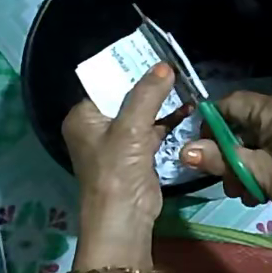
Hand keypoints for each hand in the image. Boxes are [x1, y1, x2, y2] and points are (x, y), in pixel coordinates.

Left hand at [62, 63, 181, 244]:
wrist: (124, 218)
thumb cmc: (117, 169)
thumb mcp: (131, 127)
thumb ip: (148, 94)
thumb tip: (164, 66)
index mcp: (83, 117)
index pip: (105, 84)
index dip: (128, 69)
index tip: (153, 54)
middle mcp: (97, 127)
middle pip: (125, 97)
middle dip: (150, 84)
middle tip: (174, 66)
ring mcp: (118, 142)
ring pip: (142, 113)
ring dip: (162, 101)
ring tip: (184, 82)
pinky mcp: (138, 155)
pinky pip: (153, 129)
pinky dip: (168, 119)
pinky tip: (187, 107)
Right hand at [179, 91, 271, 223]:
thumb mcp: (257, 172)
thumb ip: (220, 159)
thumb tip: (184, 150)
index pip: (231, 103)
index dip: (211, 124)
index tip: (202, 150)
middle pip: (243, 122)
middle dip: (230, 154)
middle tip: (228, 183)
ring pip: (258, 137)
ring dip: (246, 164)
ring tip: (246, 192)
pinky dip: (263, 163)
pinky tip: (261, 189)